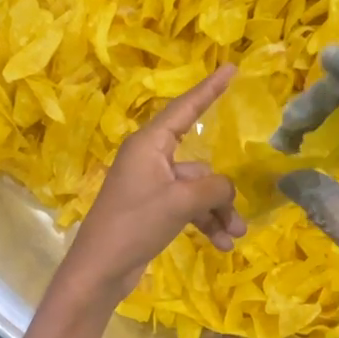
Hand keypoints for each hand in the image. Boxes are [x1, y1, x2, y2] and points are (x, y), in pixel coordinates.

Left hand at [58, 65, 246, 301]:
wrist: (100, 269)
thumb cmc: (135, 225)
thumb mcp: (181, 202)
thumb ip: (213, 188)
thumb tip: (226, 190)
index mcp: (149, 145)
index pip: (184, 109)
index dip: (209, 90)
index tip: (231, 68)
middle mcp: (148, 160)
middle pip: (198, 165)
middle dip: (221, 192)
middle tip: (238, 220)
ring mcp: (149, 187)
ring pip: (196, 191)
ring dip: (216, 213)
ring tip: (234, 237)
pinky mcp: (150, 212)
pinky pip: (186, 209)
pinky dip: (203, 223)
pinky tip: (221, 245)